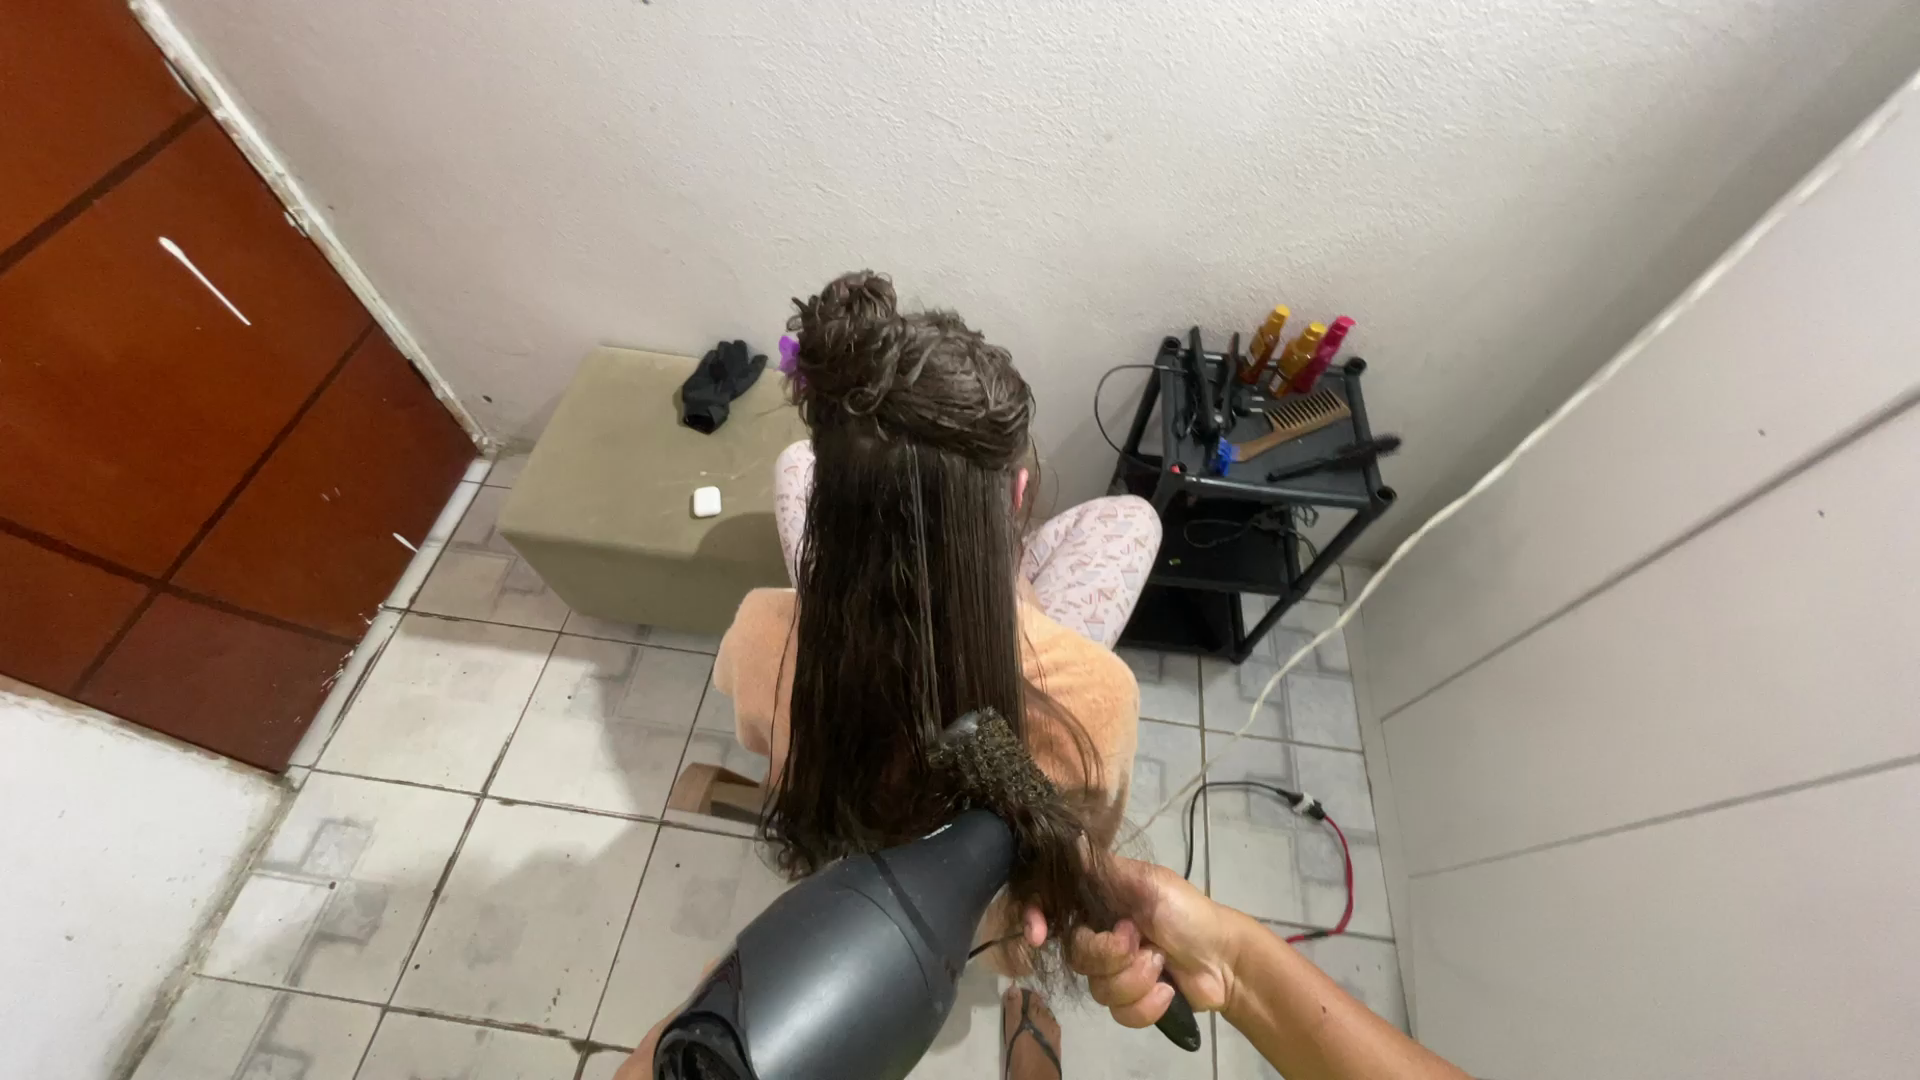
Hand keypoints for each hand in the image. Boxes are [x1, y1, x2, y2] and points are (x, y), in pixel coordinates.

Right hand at [1050, 857, 1246, 1027]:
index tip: (1039, 934)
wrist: (1224, 959)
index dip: (1037, 916)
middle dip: (1108, 954)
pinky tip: (1167, 990)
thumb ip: (1105, 870)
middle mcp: (1098, 932)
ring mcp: (1113, 969)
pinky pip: (1119, 1012)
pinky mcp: (1130, 1000)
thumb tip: (1071, 838)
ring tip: (1161, 964)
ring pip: (1097, 987)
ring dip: (1134, 978)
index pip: (1053, 904)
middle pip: (1075, 953)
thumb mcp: (1147, 883)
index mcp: (1099, 899)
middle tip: (1138, 940)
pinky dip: (1146, 1004)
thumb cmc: (1186, 911)